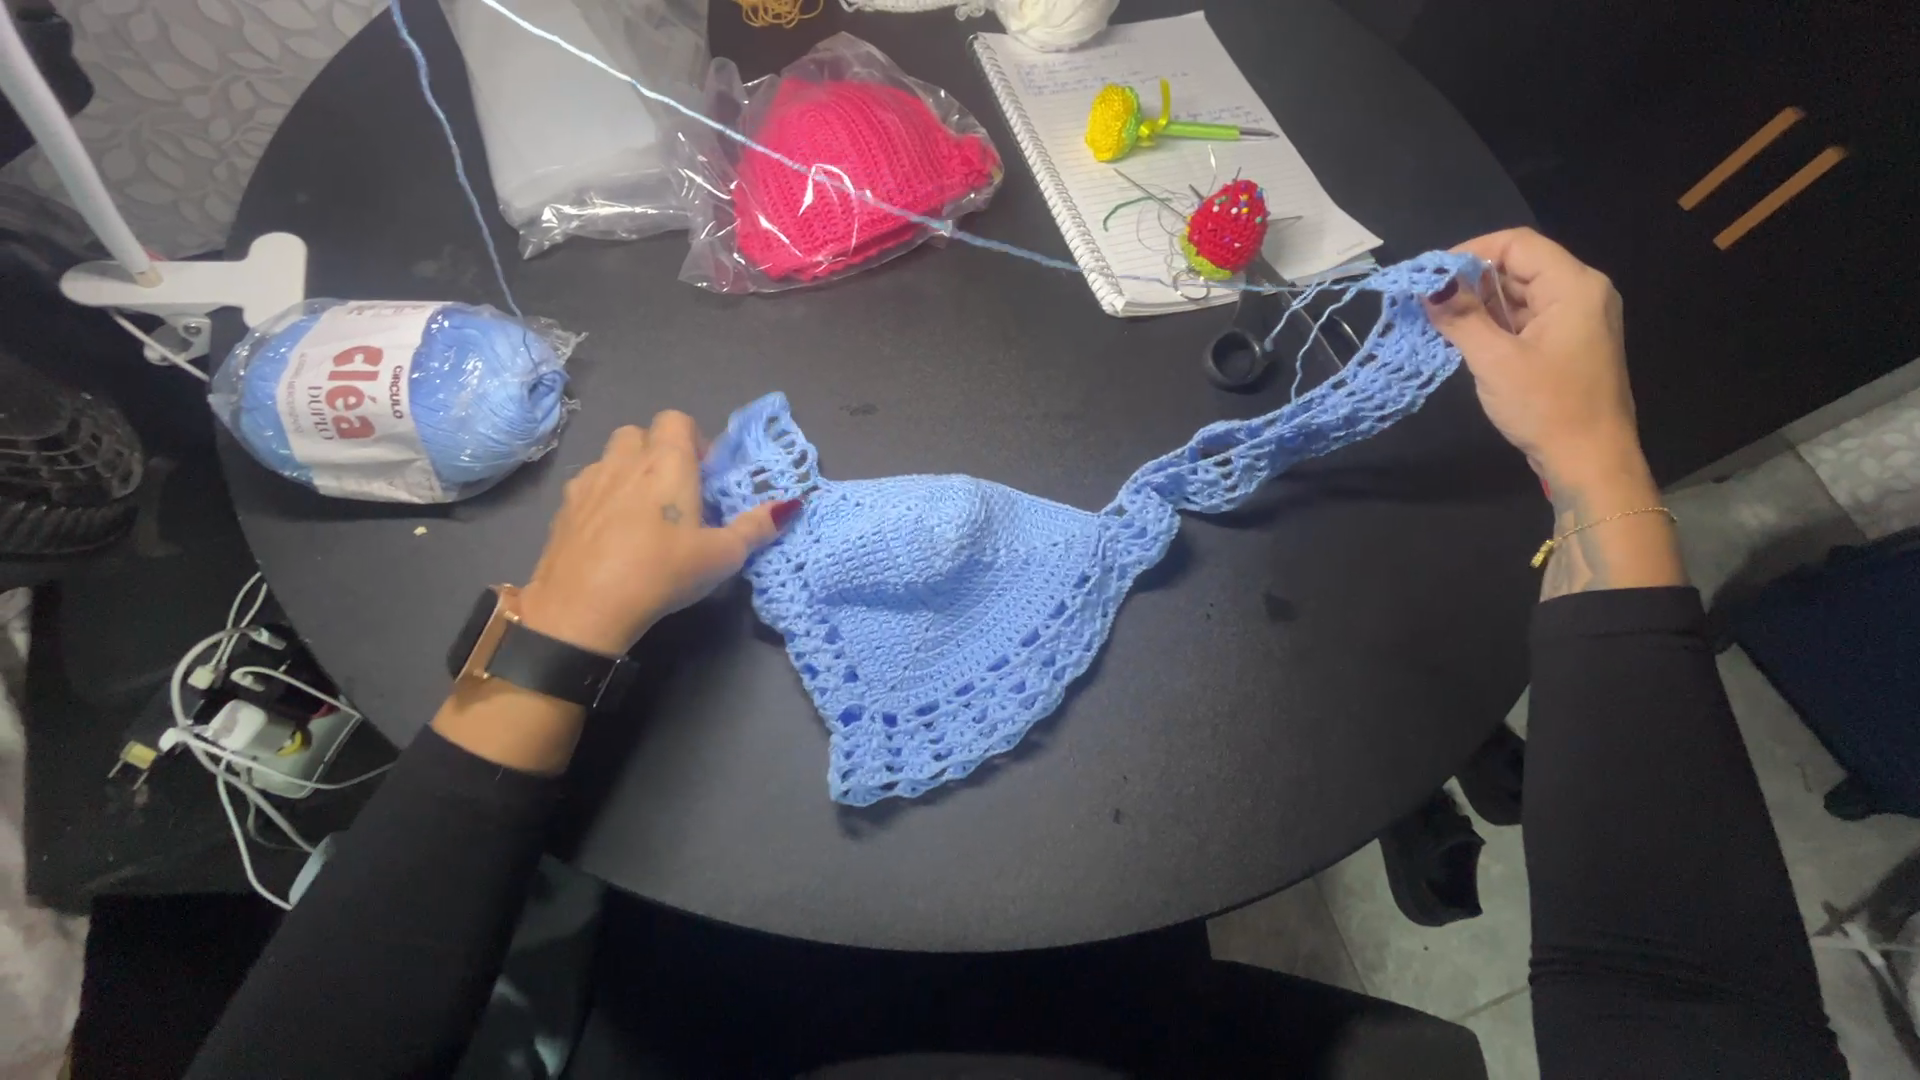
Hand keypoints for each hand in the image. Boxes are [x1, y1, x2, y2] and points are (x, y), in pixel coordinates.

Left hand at [517, 411, 800, 654]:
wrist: (585, 606)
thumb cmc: (663, 572)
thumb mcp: (722, 556)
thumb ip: (756, 527)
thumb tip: (790, 505)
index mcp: (667, 463)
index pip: (677, 420)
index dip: (693, 440)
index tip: (704, 476)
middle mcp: (625, 461)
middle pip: (640, 433)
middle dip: (658, 451)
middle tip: (676, 492)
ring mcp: (589, 482)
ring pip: (610, 457)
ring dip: (629, 472)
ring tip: (644, 513)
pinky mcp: (564, 508)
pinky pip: (588, 486)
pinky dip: (603, 497)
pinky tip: (612, 533)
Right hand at [1424, 227, 1642, 494]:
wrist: (1589, 458)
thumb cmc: (1545, 406)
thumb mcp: (1495, 360)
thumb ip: (1462, 318)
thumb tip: (1429, 286)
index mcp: (1573, 286)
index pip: (1517, 244)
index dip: (1470, 252)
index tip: (1428, 277)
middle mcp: (1580, 293)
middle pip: (1518, 266)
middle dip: (1469, 280)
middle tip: (1424, 302)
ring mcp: (1574, 319)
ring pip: (1518, 294)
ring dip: (1477, 304)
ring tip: (1436, 321)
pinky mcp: (1565, 343)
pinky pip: (1524, 318)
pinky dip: (1491, 323)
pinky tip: (1462, 339)